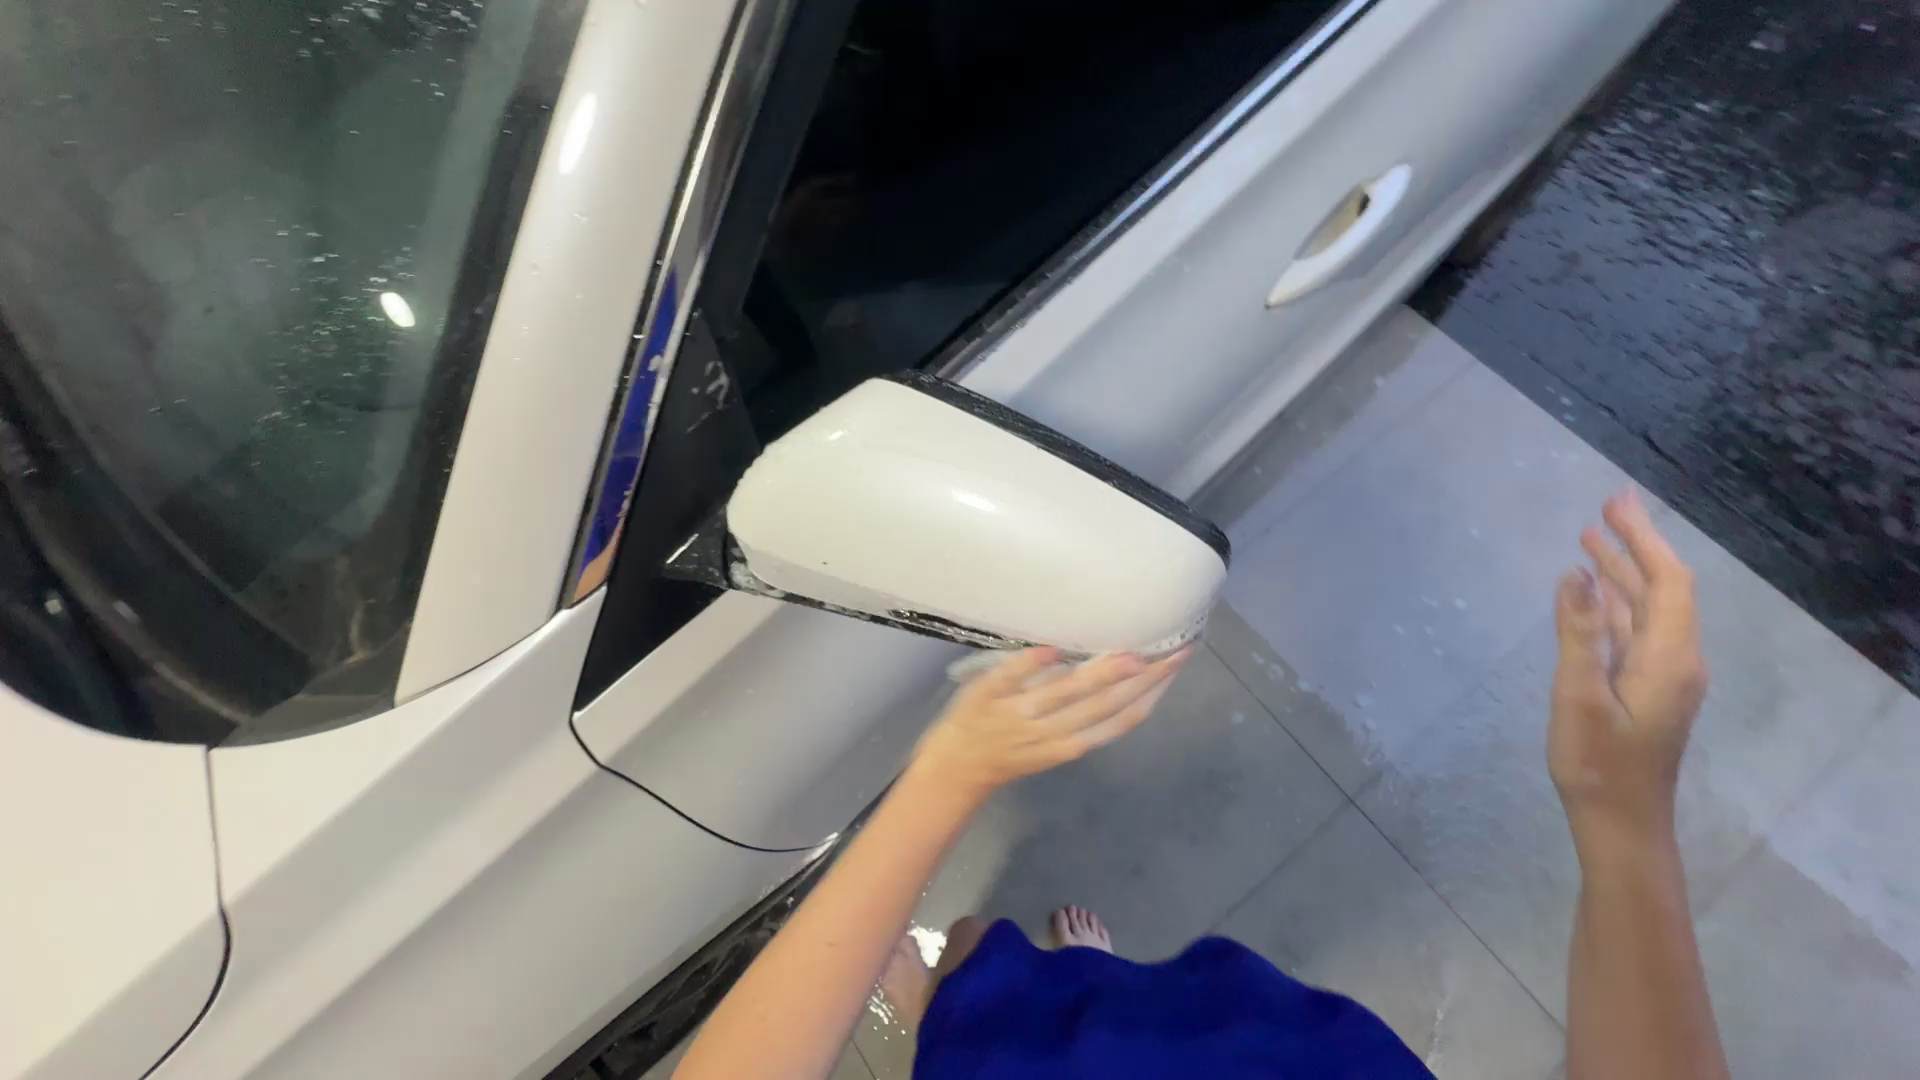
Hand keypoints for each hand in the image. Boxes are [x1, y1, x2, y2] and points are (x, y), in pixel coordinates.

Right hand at [907, 647, 1191, 800]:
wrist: (962, 771)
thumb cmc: (969, 719)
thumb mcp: (979, 690)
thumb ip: (1014, 669)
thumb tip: (1052, 650)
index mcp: (1030, 709)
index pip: (1079, 687)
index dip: (1111, 670)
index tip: (1140, 649)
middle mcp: (1056, 730)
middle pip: (1109, 703)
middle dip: (1147, 678)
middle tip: (1179, 651)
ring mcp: (1069, 745)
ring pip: (1118, 720)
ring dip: (1150, 695)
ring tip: (1173, 667)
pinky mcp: (1073, 752)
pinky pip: (1111, 732)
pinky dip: (1135, 713)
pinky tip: (1150, 695)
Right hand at [1551, 491, 1707, 847]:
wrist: (1620, 820)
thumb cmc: (1596, 761)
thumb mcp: (1579, 695)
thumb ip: (1579, 633)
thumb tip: (1576, 573)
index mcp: (1669, 658)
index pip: (1668, 582)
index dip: (1643, 539)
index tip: (1613, 504)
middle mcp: (1676, 659)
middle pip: (1662, 589)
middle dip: (1634, 545)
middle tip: (1603, 507)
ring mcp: (1662, 674)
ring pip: (1647, 609)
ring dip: (1622, 572)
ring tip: (1589, 539)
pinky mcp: (1644, 686)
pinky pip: (1634, 629)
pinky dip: (1613, 601)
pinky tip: (1592, 592)